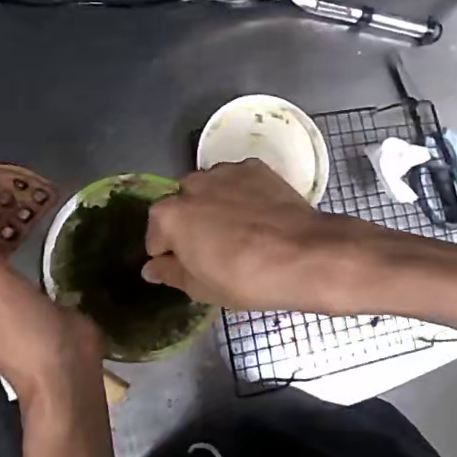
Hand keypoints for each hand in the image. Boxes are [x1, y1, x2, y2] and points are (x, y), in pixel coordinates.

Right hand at [142, 159, 393, 313]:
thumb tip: (150, 268)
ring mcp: (224, 172)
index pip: (156, 236)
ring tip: (241, 231)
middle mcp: (190, 185)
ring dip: (215, 206)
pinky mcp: (254, 167)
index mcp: (169, 216)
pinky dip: (242, 194)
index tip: (190, 267)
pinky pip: (237, 181)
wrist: (306, 255)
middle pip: (181, 207)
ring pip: (209, 190)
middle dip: (191, 225)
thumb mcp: (201, 289)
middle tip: (216, 250)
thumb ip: (170, 273)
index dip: (170, 254)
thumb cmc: (246, 279)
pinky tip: (260, 216)